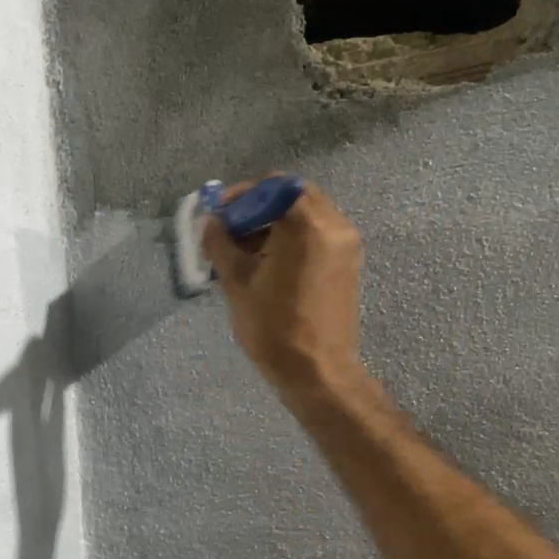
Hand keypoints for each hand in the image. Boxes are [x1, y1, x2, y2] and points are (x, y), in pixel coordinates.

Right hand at [202, 177, 364, 390]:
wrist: (317, 371)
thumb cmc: (274, 327)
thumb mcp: (237, 282)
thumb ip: (221, 244)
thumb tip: (212, 222)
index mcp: (307, 226)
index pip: (273, 186)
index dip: (242, 196)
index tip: (219, 216)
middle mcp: (334, 226)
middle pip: (292, 196)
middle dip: (258, 208)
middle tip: (230, 232)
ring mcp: (345, 244)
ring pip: (305, 215)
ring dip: (273, 223)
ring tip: (244, 252)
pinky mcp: (347, 263)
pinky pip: (316, 234)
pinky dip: (290, 238)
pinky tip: (266, 264)